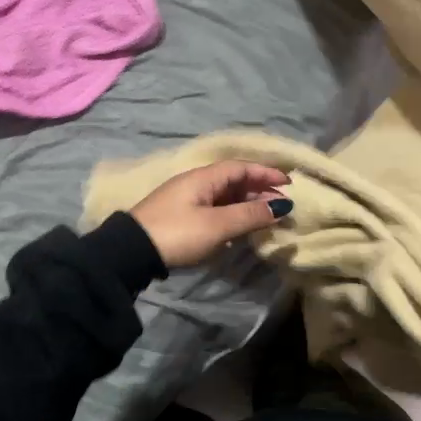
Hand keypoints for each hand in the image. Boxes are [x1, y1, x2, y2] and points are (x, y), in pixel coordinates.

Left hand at [129, 160, 292, 267]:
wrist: (131, 252)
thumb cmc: (178, 233)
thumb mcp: (217, 225)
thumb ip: (249, 215)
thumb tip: (281, 205)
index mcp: (204, 178)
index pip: (240, 168)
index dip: (265, 173)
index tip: (289, 182)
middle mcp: (196, 184)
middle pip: (233, 181)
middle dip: (259, 191)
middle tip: (282, 205)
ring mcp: (186, 201)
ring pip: (224, 197)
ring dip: (246, 205)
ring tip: (267, 218)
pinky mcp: (180, 218)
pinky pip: (214, 210)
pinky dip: (232, 216)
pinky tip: (241, 230)